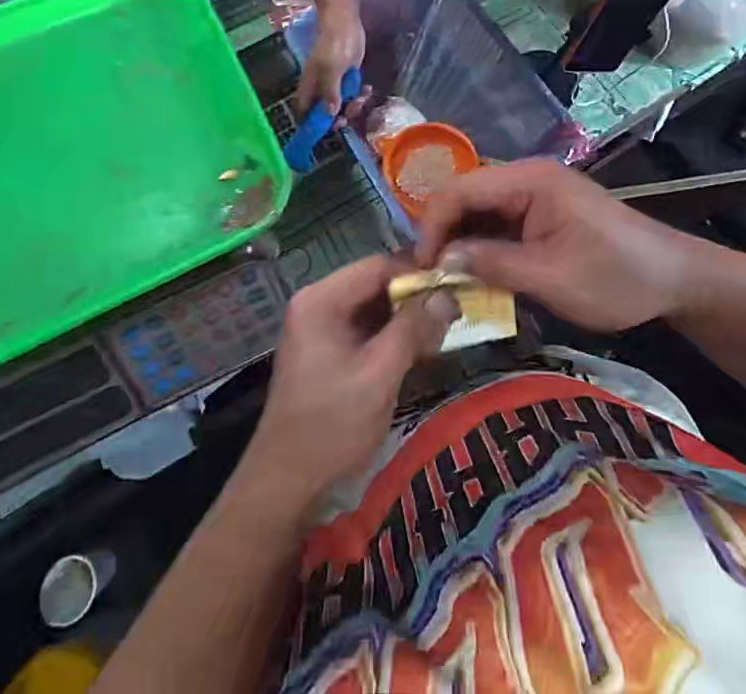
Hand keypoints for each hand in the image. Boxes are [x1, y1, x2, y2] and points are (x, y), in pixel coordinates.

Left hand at [252, 257, 454, 497]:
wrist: (288, 480)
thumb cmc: (331, 425)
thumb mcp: (379, 375)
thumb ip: (414, 330)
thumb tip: (449, 295)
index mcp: (320, 300)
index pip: (378, 265)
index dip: (419, 273)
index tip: (457, 289)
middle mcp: (318, 304)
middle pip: (377, 283)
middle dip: (416, 297)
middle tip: (456, 313)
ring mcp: (322, 327)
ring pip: (376, 306)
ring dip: (409, 317)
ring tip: (445, 332)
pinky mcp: (330, 349)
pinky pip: (369, 328)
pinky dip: (395, 335)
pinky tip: (422, 349)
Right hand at [296, 5, 365, 115]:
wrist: (345, 23)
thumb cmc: (334, 45)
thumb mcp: (331, 69)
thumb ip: (330, 92)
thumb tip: (328, 114)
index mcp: (310, 85)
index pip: (303, 109)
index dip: (309, 122)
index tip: (322, 132)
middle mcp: (321, 87)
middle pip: (324, 111)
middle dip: (336, 117)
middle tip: (347, 118)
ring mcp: (335, 82)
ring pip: (341, 104)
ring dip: (352, 105)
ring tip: (362, 97)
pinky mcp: (348, 77)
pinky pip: (353, 93)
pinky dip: (360, 94)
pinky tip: (367, 90)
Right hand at [415, 160, 702, 332]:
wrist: (675, 279)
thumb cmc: (616, 277)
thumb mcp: (550, 277)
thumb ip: (491, 264)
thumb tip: (441, 262)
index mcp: (530, 180)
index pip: (459, 189)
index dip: (432, 226)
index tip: (423, 269)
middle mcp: (528, 177)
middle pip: (465, 196)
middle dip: (442, 234)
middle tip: (430, 277)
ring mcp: (536, 194)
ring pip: (479, 211)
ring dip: (461, 242)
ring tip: (447, 280)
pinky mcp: (543, 213)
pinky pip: (499, 223)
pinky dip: (483, 247)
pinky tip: (476, 273)